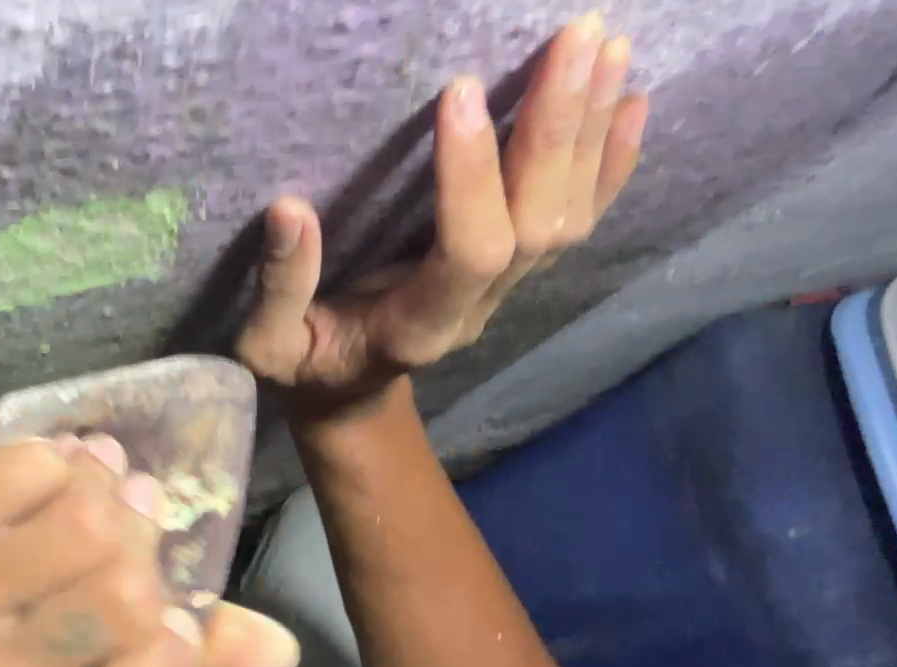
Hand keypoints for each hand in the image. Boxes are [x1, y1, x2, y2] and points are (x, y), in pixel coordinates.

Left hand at [0, 434, 299, 666]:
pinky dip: (60, 456)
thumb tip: (279, 649)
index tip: (182, 620)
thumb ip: (194, 658)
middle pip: (121, 602)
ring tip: (104, 482)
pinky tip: (56, 467)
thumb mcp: (102, 663)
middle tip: (140, 515)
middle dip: (146, 545)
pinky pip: (30, 471)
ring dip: (110, 488)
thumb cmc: (26, 631)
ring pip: (83, 526)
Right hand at [238, 13, 648, 416]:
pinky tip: (631, 106)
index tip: (458, 93)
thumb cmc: (300, 371)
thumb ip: (278, 289)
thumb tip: (287, 209)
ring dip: (589, 133)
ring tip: (603, 50)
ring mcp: (499, 296)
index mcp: (415, 329)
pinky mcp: (507, 279)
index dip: (473, 177)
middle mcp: (473, 312)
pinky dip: (609, 165)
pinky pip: (574, 225)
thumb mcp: (266, 345)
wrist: (344, 397)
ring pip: (567, 218)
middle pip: (538, 224)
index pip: (470, 251)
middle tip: (574, 39)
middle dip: (557, 132)